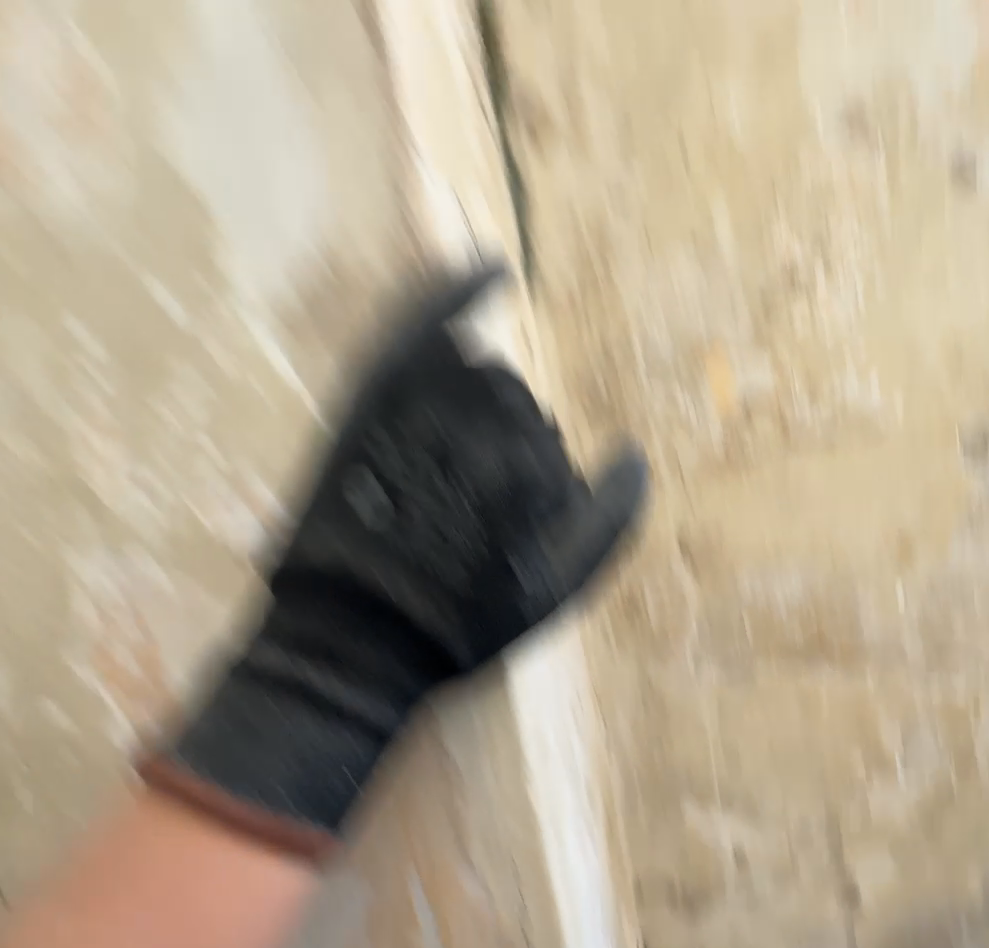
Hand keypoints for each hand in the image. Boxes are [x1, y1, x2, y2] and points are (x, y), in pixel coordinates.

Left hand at [141, 265, 647, 858]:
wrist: (351, 636)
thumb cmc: (460, 624)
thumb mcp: (560, 594)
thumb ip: (612, 519)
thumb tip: (637, 454)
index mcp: (531, 474)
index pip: (553, 456)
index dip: (536, 495)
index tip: (499, 535)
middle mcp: (485, 426)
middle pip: (521, 412)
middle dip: (505, 453)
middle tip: (457, 507)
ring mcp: (425, 399)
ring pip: (485, 377)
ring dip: (479, 408)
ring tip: (435, 461)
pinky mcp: (378, 385)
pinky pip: (429, 317)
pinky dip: (462, 289)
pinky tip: (494, 269)